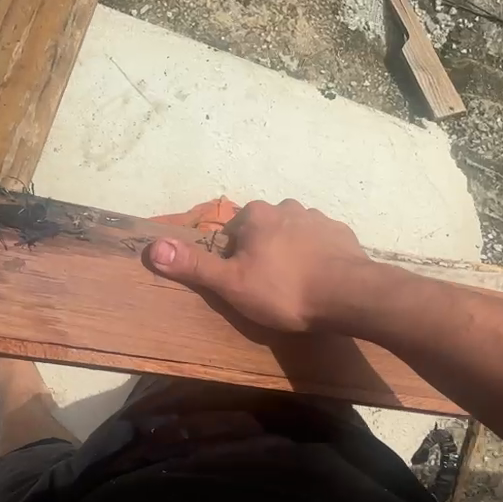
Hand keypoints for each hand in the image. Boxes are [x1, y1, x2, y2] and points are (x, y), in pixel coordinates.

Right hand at [144, 199, 376, 332]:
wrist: (349, 295)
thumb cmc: (284, 289)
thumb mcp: (232, 283)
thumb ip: (194, 265)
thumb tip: (153, 247)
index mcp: (256, 215)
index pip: (234, 233)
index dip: (235, 259)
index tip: (245, 283)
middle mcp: (286, 206)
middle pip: (265, 230)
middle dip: (264, 252)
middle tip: (270, 288)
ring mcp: (318, 218)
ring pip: (294, 234)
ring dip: (292, 253)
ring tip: (297, 287)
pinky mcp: (343, 234)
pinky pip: (322, 243)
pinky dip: (318, 257)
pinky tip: (322, 282)